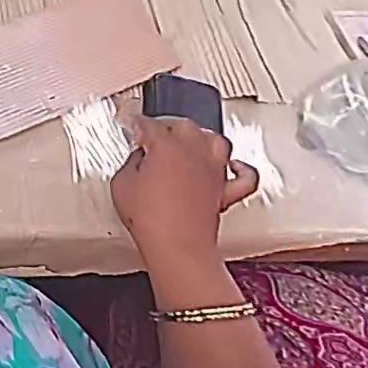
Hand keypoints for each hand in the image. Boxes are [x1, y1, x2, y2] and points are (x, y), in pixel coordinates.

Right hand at [111, 116, 257, 261]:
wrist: (175, 245)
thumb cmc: (150, 216)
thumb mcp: (122, 183)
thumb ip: (131, 163)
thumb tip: (139, 159)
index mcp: (166, 146)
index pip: (148, 124)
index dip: (136, 122)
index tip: (130, 124)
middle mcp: (194, 152)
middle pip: (184, 125)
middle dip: (166, 125)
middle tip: (152, 132)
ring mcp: (214, 171)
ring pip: (215, 140)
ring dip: (200, 137)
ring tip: (187, 141)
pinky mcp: (226, 192)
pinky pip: (245, 175)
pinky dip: (241, 168)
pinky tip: (234, 165)